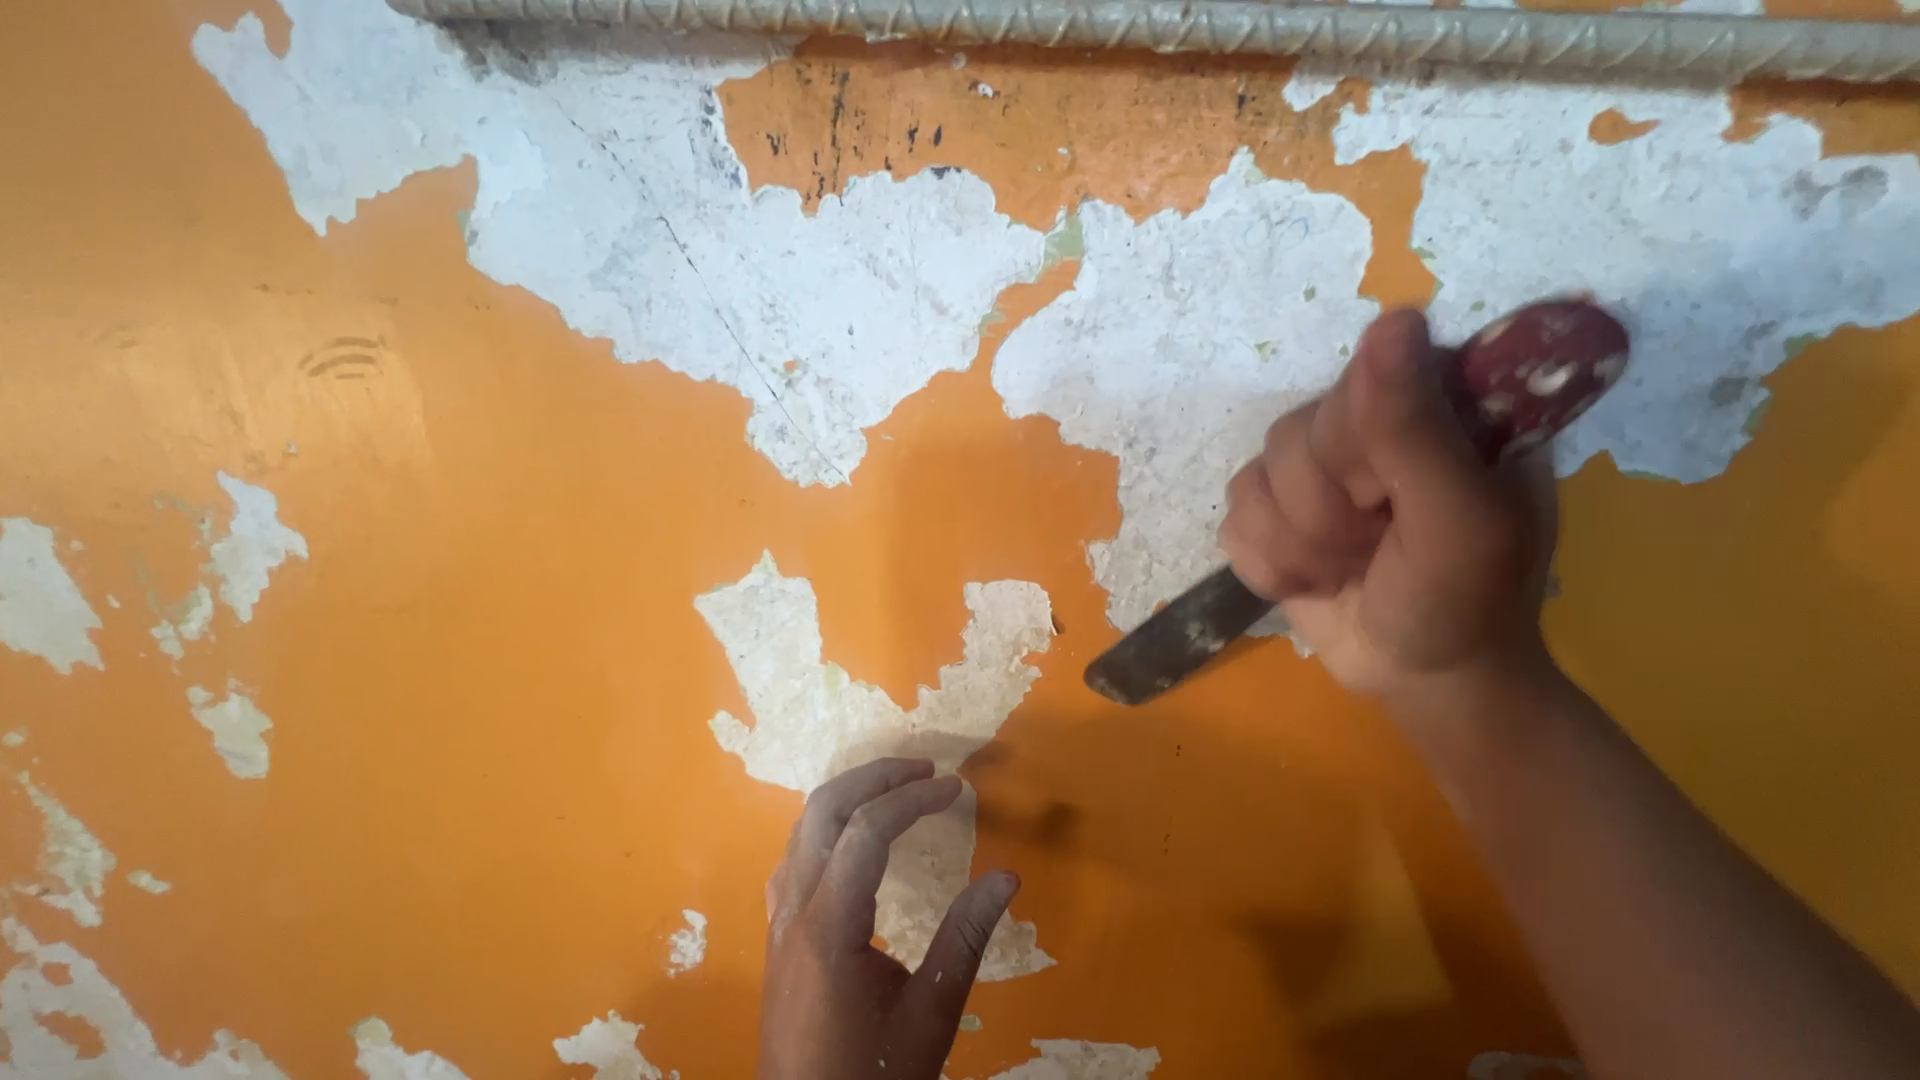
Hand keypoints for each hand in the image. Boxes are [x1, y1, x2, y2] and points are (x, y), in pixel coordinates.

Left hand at [758, 757, 1020, 1079]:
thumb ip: (965, 940)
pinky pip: (796, 856)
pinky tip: (855, 838)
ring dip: (850, 796)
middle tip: (924, 769)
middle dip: (875, 777)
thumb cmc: (871, 1077)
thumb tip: (1007, 875)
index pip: (867, 831)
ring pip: (804, 828)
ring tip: (898, 789)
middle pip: (824, 810)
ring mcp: (778, 921)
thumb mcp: (931, 1016)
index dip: (913, 798)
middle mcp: (794, 911)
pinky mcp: (777, 936)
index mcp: (829, 926)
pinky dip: (829, 826)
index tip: (955, 788)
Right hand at [1217, 309, 1557, 701]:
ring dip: (1299, 545)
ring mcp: (1312, 468)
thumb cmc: (1466, 600)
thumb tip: (1389, 319)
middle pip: (1295, 434)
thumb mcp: (1460, 518)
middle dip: (1328, 512)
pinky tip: (1313, 579)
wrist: (1421, 676)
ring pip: (1254, 478)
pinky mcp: (1270, 510)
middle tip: (1378, 545)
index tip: (1394, 498)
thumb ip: (1416, 429)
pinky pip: (1232, 518)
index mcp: (1433, 404)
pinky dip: (1269, 563)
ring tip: (1349, 568)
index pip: (1359, 379)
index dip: (1361, 447)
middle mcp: (1366, 423)